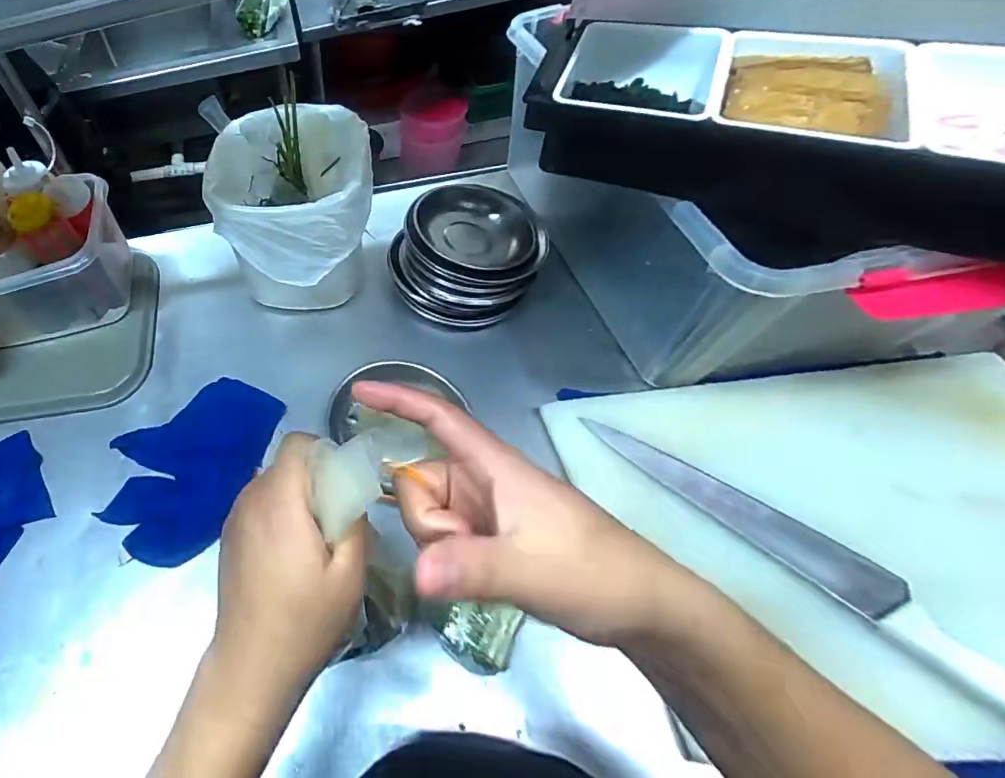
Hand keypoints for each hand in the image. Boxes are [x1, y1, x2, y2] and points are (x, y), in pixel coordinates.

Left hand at [149, 435, 367, 777]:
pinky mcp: (228, 534)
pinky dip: (277, 514)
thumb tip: (351, 490)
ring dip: (295, 498)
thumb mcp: (348, 575)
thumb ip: (353, 522)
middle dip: (314, 480)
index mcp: (279, 498)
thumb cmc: (304, 619)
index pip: (297, 443)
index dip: (323, 452)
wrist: (251, 661)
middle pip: (285, 464)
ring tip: (314, 542)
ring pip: (271, 484)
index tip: (343, 483)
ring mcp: (234, 515)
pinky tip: (289, 555)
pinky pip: (258, 505)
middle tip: (335, 520)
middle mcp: (250, 497)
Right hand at [354, 381, 707, 646]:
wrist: (646, 610)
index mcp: (492, 465)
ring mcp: (482, 507)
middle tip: (469, 550)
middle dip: (429, 521)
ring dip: (441, 546)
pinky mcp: (486, 534)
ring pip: (427, 513)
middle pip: (418, 479)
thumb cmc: (595, 572)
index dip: (397, 399)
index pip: (438, 417)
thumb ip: (472, 568)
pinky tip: (480, 575)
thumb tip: (416, 574)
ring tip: (487, 568)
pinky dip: (448, 556)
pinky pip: (443, 536)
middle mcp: (480, 479)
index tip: (357, 393)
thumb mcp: (532, 571)